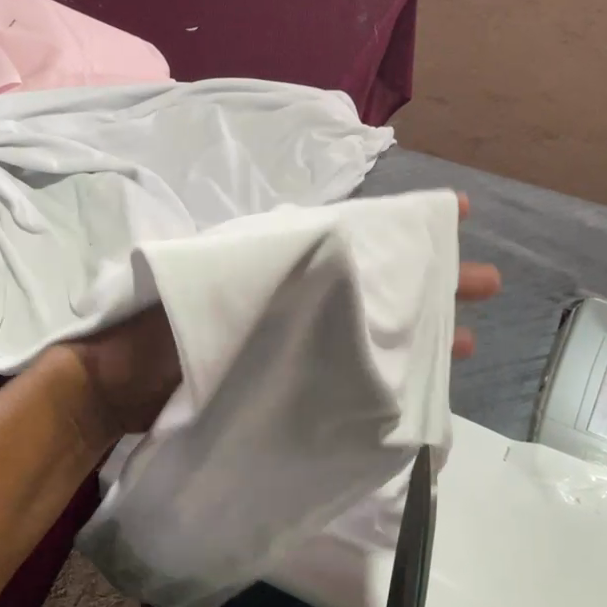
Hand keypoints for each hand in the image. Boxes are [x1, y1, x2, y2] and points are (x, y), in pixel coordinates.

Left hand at [70, 192, 499, 438]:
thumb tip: (345, 232)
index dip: (406, 226)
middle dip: (429, 282)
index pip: (355, 235)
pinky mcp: (284, 389)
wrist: (117, 390)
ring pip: (365, 335)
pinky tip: (415, 391)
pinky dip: (379, 382)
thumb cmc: (157, 328)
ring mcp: (291, 348)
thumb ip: (272, 255)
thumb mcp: (213, 274)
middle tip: (489, 283)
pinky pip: (343, 379)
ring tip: (466, 342)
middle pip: (371, 286)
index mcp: (281, 263)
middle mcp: (294, 302)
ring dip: (414, 335)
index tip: (459, 214)